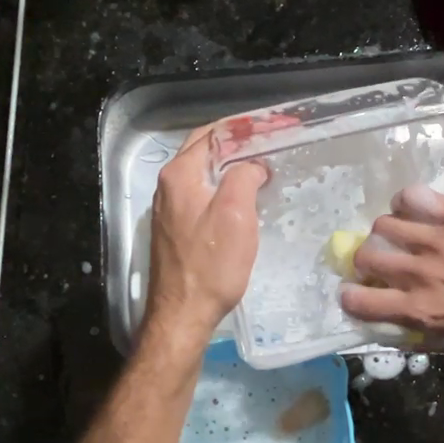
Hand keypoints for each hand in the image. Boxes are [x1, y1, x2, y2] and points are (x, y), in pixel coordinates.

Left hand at [145, 125, 267, 342]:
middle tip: (271, 143)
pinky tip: (242, 198)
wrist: (182, 315)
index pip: (213, 133)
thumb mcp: (235, 214)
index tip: (276, 126)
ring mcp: (167, 210)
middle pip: (204, 151)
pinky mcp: (174, 231)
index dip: (245, 127)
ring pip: (202, 175)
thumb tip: (252, 164)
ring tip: (262, 166)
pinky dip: (222, 189)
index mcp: (179, 175)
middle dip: (238, 143)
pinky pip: (200, 197)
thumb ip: (243, 176)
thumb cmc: (211, 266)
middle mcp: (167, 187)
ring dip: (230, 167)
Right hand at [340, 185, 443, 350]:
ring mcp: (438, 239)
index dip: (351, 295)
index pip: (358, 299)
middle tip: (384, 260)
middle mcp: (421, 273)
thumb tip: (394, 327)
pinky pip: (413, 196)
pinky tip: (420, 209)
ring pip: (384, 224)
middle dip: (367, 260)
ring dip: (387, 231)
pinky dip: (408, 201)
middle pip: (365, 255)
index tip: (359, 291)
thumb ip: (423, 335)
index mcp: (421, 309)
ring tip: (404, 233)